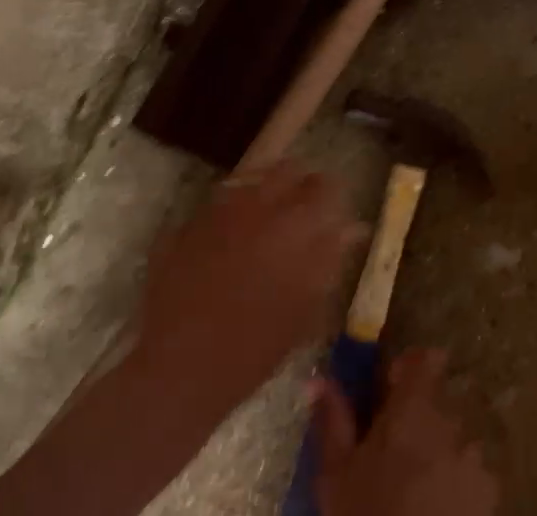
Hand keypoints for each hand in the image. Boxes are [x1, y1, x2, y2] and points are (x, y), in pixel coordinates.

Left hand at [136, 161, 366, 400]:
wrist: (182, 367)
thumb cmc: (258, 345)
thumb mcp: (308, 306)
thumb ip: (332, 257)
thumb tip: (354, 227)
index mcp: (296, 223)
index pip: (326, 185)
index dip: (334, 196)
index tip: (335, 214)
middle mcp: (258, 205)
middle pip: (288, 170)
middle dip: (300, 185)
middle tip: (304, 214)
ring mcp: (217, 211)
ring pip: (251, 178)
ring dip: (265, 191)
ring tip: (268, 221)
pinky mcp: (186, 226)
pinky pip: (218, 201)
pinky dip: (232, 210)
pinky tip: (231, 238)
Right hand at [315, 350, 498, 515]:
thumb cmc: (364, 514)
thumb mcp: (336, 472)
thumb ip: (331, 419)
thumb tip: (316, 380)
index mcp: (413, 408)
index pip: (428, 359)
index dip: (412, 366)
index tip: (392, 385)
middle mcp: (452, 420)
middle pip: (440, 399)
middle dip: (420, 414)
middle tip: (395, 448)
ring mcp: (474, 452)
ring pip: (457, 433)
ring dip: (440, 445)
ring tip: (415, 479)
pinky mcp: (489, 485)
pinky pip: (473, 466)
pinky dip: (457, 476)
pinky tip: (437, 501)